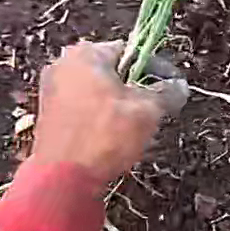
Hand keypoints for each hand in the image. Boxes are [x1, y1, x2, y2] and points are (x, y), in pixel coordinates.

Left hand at [28, 41, 186, 185]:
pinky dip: (104, 116)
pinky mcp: (49, 115)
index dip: (158, 68)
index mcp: (86, 55)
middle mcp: (63, 65)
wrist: (62, 180)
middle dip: (139, 87)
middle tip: (159, 107)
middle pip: (115, 71)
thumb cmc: (106, 135)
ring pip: (101, 90)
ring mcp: (52, 90)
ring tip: (141, 125)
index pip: (133, 50)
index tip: (173, 86)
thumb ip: (168, 92)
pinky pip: (86, 107)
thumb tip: (180, 86)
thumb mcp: (148, 110)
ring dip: (123, 103)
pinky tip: (117, 135)